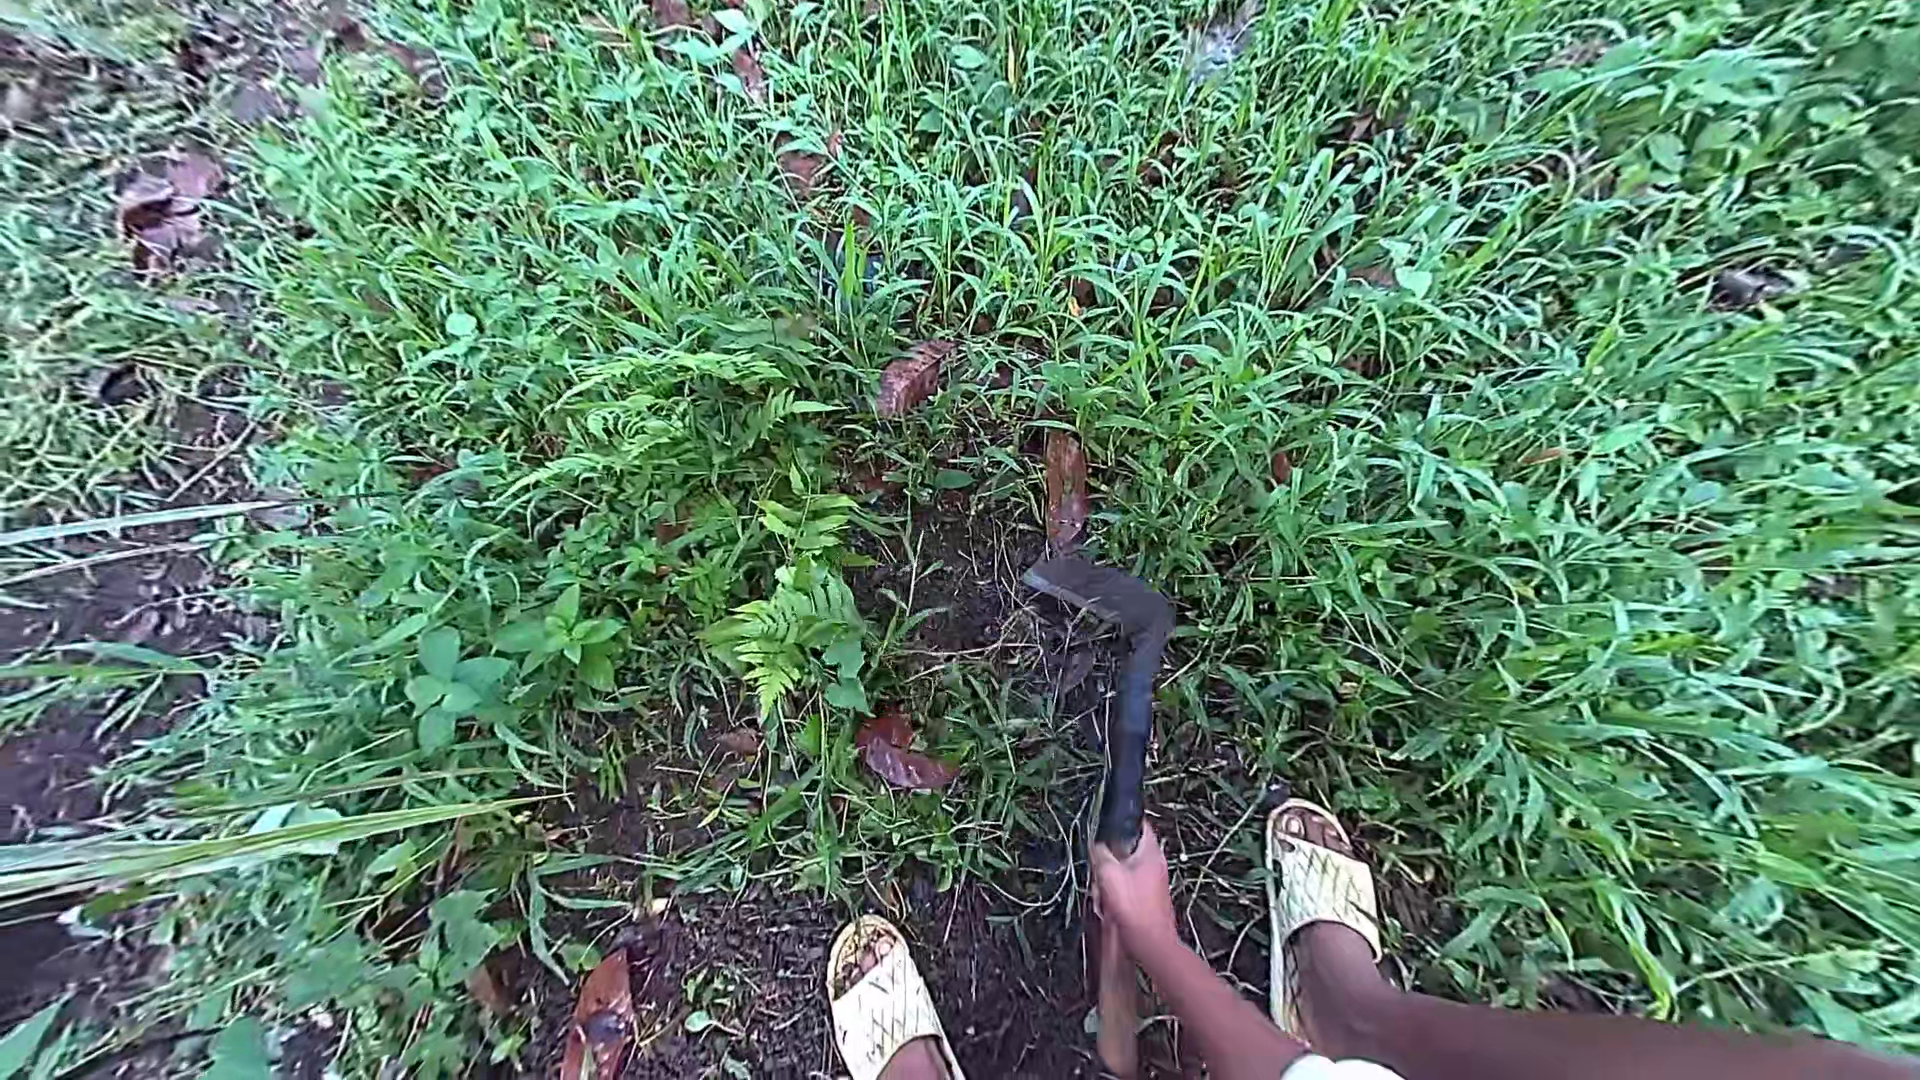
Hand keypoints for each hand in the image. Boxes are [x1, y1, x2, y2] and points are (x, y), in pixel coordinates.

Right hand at [1092, 820, 1177, 953]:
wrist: (1151, 946)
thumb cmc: (1133, 908)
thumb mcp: (1108, 873)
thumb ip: (1099, 852)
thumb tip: (1095, 843)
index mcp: (1151, 852)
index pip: (1139, 824)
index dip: (1122, 821)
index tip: (1106, 825)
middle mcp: (1157, 863)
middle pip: (1129, 848)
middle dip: (1111, 856)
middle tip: (1101, 867)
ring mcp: (1155, 881)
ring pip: (1127, 867)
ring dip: (1112, 876)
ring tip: (1104, 890)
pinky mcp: (1151, 897)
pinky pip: (1130, 884)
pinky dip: (1118, 889)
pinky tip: (1110, 903)